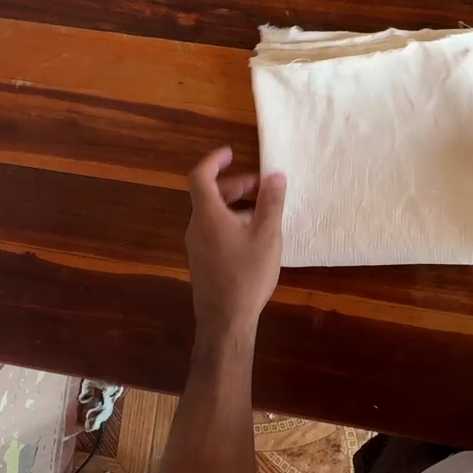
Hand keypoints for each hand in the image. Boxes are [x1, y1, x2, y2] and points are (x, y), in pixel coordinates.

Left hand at [185, 146, 286, 337]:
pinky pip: (214, 230)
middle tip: (261, 185)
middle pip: (209, 194)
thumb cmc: (247, 275)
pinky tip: (254, 236)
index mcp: (208, 215)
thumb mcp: (267, 236)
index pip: (201, 176)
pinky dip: (232, 221)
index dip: (215, 161)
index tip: (232, 152)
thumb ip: (271, 202)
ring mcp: (196, 245)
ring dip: (236, 205)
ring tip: (264, 211)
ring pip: (213, 214)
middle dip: (235, 185)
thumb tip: (275, 174)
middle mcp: (196, 226)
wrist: (225, 320)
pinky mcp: (202, 261)